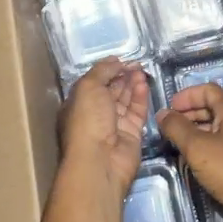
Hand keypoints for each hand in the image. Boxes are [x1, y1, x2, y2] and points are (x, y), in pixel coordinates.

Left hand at [60, 58, 151, 194]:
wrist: (100, 161)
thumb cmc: (87, 120)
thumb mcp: (88, 87)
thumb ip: (102, 71)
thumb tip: (115, 61)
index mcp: (79, 104)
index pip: (94, 83)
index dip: (107, 70)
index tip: (121, 60)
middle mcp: (95, 114)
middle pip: (111, 90)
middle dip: (122, 75)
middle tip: (136, 63)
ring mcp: (114, 125)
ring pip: (125, 100)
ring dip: (132, 83)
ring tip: (141, 70)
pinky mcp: (131, 133)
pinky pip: (137, 111)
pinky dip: (140, 97)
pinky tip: (144, 84)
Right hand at [157, 82, 222, 219]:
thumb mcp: (197, 147)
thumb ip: (177, 128)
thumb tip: (163, 113)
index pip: (207, 90)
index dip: (186, 96)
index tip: (168, 109)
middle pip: (212, 106)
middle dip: (189, 113)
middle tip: (169, 127)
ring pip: (217, 125)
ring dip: (196, 130)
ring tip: (178, 143)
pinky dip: (206, 143)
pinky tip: (196, 158)